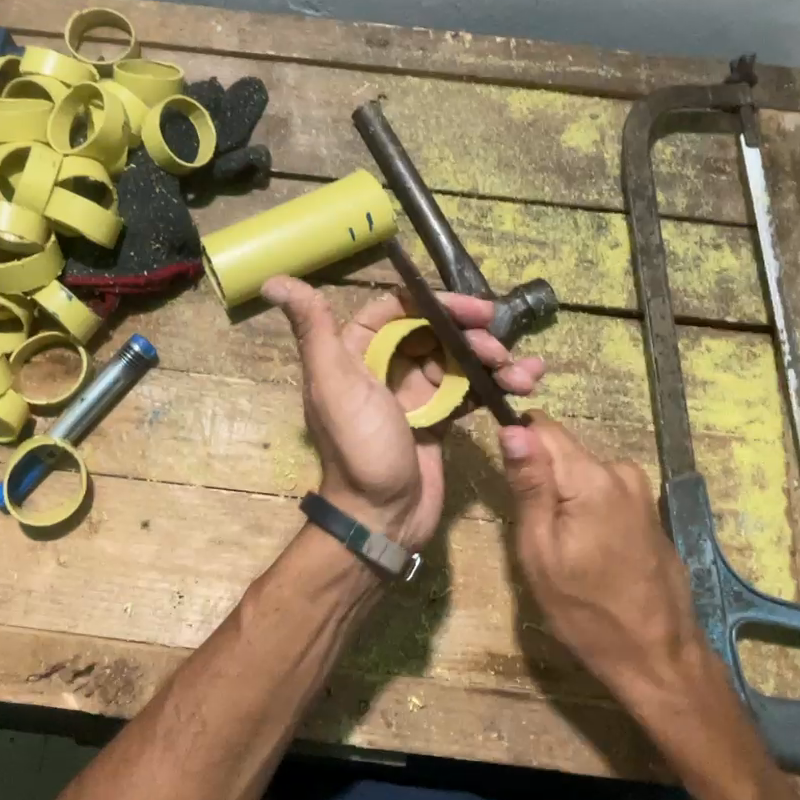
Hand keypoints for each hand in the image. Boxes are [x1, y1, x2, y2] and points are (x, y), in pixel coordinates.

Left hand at [263, 276, 544, 550]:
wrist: (382, 519)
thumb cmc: (358, 447)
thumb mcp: (332, 383)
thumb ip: (312, 329)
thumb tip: (273, 281)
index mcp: (355, 353)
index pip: (397, 308)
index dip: (435, 302)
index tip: (474, 308)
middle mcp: (384, 368)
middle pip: (433, 331)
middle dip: (471, 333)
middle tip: (500, 347)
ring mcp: (414, 394)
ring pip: (456, 358)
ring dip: (491, 358)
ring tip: (521, 374)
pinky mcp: (438, 418)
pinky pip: (468, 389)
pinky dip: (494, 383)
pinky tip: (525, 383)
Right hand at [500, 413, 706, 700]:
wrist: (659, 659)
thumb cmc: (588, 611)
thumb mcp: (540, 551)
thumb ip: (529, 484)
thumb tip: (512, 428)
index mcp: (591, 477)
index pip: (541, 427)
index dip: (518, 447)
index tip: (512, 485)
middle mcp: (621, 472)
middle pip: (562, 451)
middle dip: (543, 480)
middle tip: (538, 532)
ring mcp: (641, 492)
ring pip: (581, 473)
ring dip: (566, 498)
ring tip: (564, 548)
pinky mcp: (649, 511)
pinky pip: (603, 492)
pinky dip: (588, 511)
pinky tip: (591, 553)